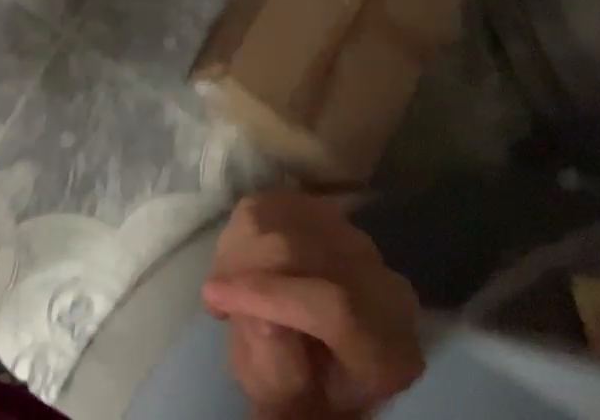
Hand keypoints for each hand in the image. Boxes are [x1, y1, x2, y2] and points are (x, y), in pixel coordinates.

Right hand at [202, 193, 424, 418]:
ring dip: (241, 244)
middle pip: (303, 251)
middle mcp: (387, 291)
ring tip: (229, 278)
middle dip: (242, 266)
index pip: (333, 306)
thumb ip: (274, 367)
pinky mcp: (336, 220)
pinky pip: (280, 201)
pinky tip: (244, 253)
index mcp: (387, 353)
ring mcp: (363, 248)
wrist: (326, 364)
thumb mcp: (285, 397)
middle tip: (217, 295)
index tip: (213, 298)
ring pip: (285, 216)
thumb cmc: (301, 390)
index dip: (266, 294)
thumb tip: (259, 317)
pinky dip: (250, 224)